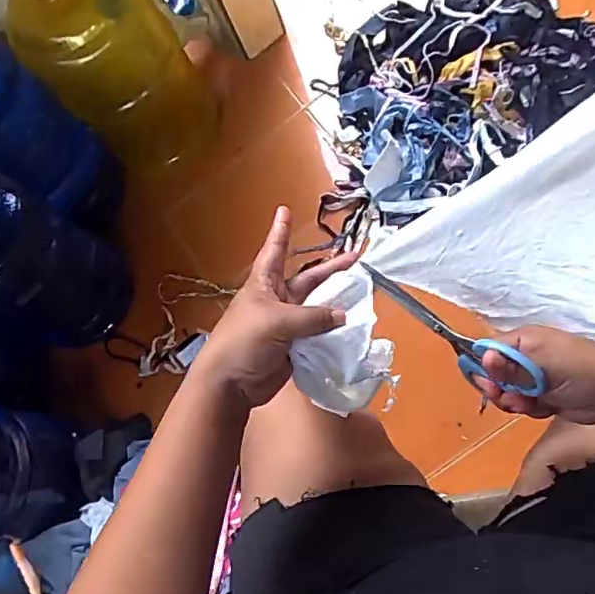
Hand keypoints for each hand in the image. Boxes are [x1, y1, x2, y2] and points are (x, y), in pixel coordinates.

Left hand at [189, 207, 356, 409]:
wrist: (232, 382)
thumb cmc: (245, 341)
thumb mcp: (279, 321)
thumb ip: (314, 317)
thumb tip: (343, 315)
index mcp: (264, 285)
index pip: (275, 252)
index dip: (280, 232)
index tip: (284, 210)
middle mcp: (277, 301)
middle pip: (308, 280)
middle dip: (330, 269)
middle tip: (356, 258)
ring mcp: (287, 325)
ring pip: (318, 309)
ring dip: (337, 302)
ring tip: (362, 293)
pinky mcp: (295, 347)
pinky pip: (319, 334)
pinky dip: (334, 332)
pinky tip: (352, 328)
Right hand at [470, 325, 594, 425]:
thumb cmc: (580, 369)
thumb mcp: (543, 366)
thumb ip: (511, 366)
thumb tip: (482, 355)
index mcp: (523, 340)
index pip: (489, 351)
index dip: (483, 369)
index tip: (488, 385)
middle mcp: (526, 357)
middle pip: (495, 375)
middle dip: (500, 389)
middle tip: (509, 398)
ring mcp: (535, 378)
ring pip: (508, 393)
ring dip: (516, 402)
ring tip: (530, 404)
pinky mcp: (544, 396)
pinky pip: (524, 405)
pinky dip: (530, 409)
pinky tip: (543, 409)